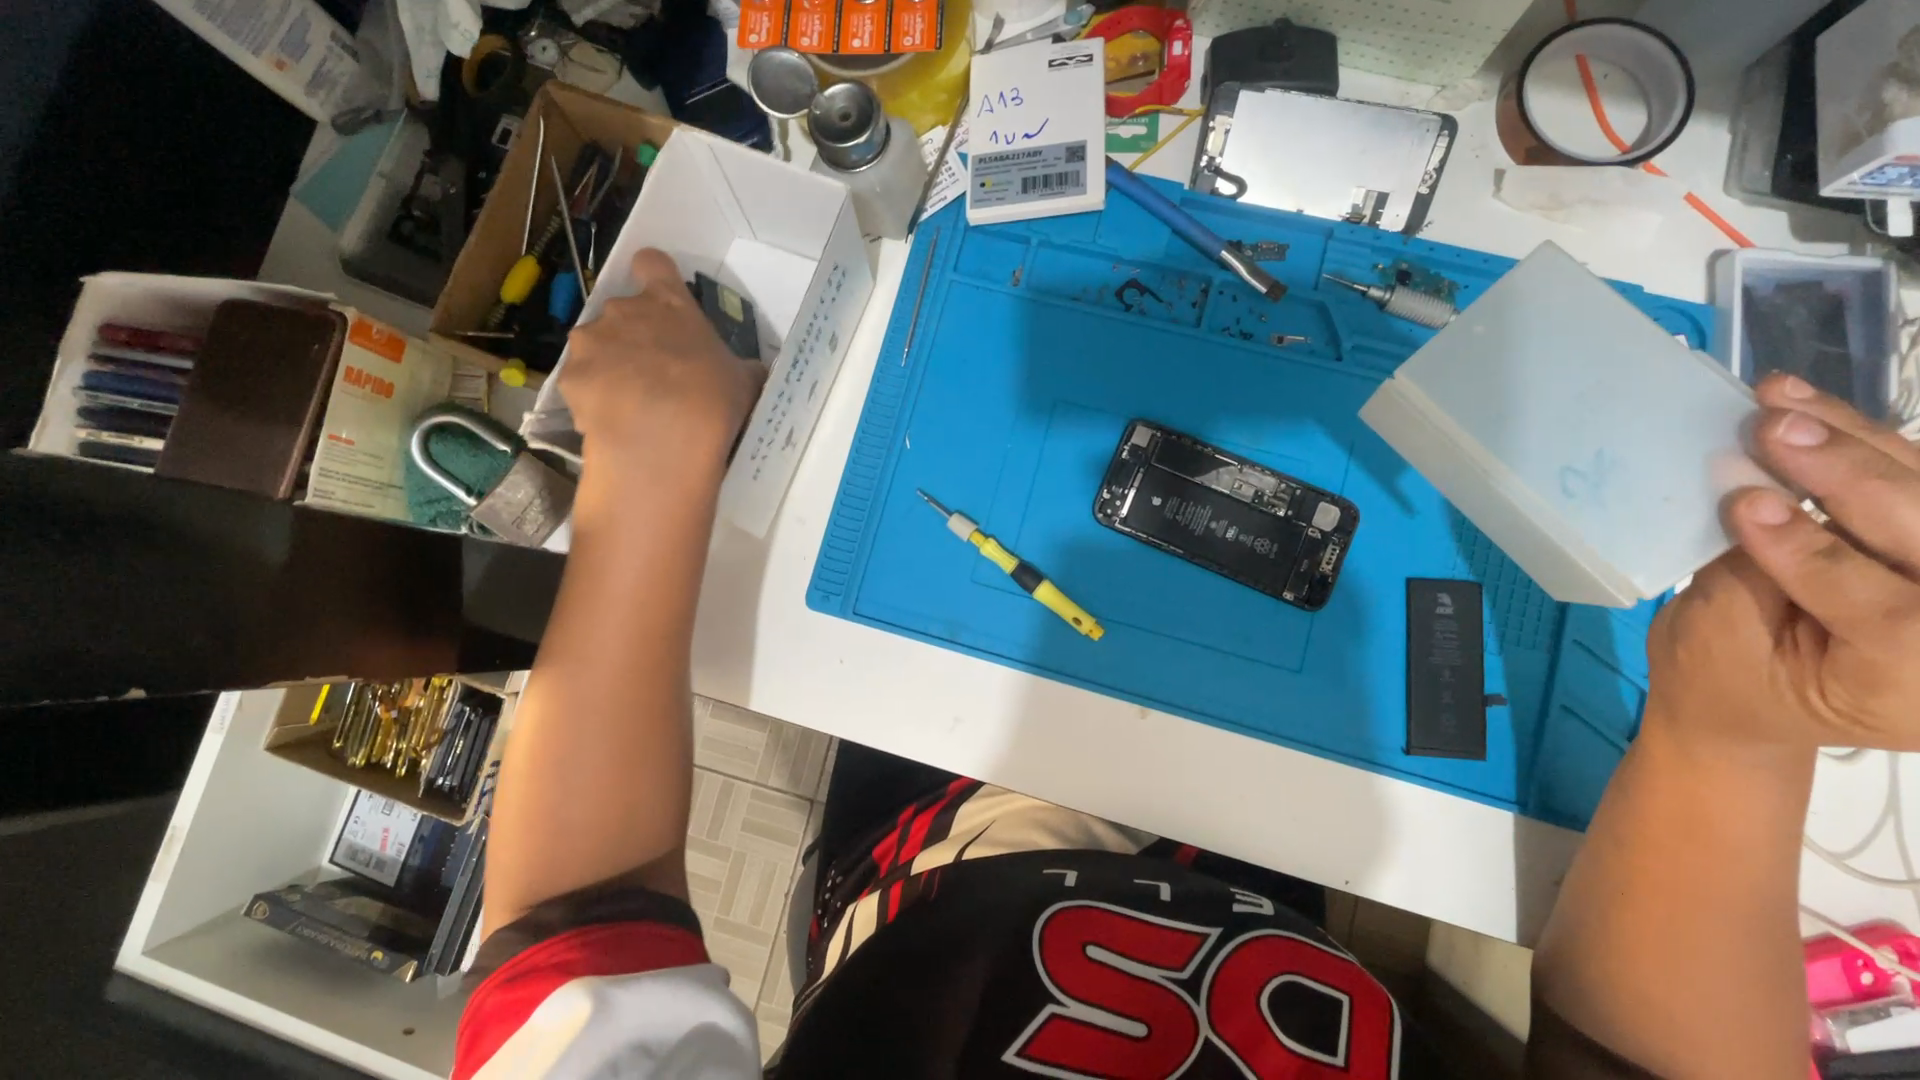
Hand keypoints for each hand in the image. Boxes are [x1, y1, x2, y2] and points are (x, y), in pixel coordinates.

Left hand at [559, 248, 762, 467]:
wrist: (666, 438)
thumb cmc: (714, 399)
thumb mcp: (744, 381)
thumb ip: (741, 368)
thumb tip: (750, 372)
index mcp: (668, 302)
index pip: (652, 263)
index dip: (654, 276)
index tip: (660, 296)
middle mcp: (622, 310)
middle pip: (621, 312)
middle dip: (633, 338)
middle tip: (655, 374)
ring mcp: (590, 342)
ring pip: (595, 347)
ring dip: (609, 367)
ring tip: (631, 404)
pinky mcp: (569, 377)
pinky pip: (581, 384)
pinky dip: (593, 399)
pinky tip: (614, 423)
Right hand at [1646, 374, 1919, 752]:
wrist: (1754, 694)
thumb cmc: (1722, 675)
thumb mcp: (1724, 640)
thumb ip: (1753, 573)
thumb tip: (1753, 496)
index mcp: (1911, 687)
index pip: (1887, 613)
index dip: (1815, 554)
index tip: (1745, 505)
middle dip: (1852, 480)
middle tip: (1774, 430)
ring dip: (1859, 442)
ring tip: (1782, 403)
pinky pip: (1917, 480)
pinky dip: (1864, 439)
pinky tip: (1806, 406)